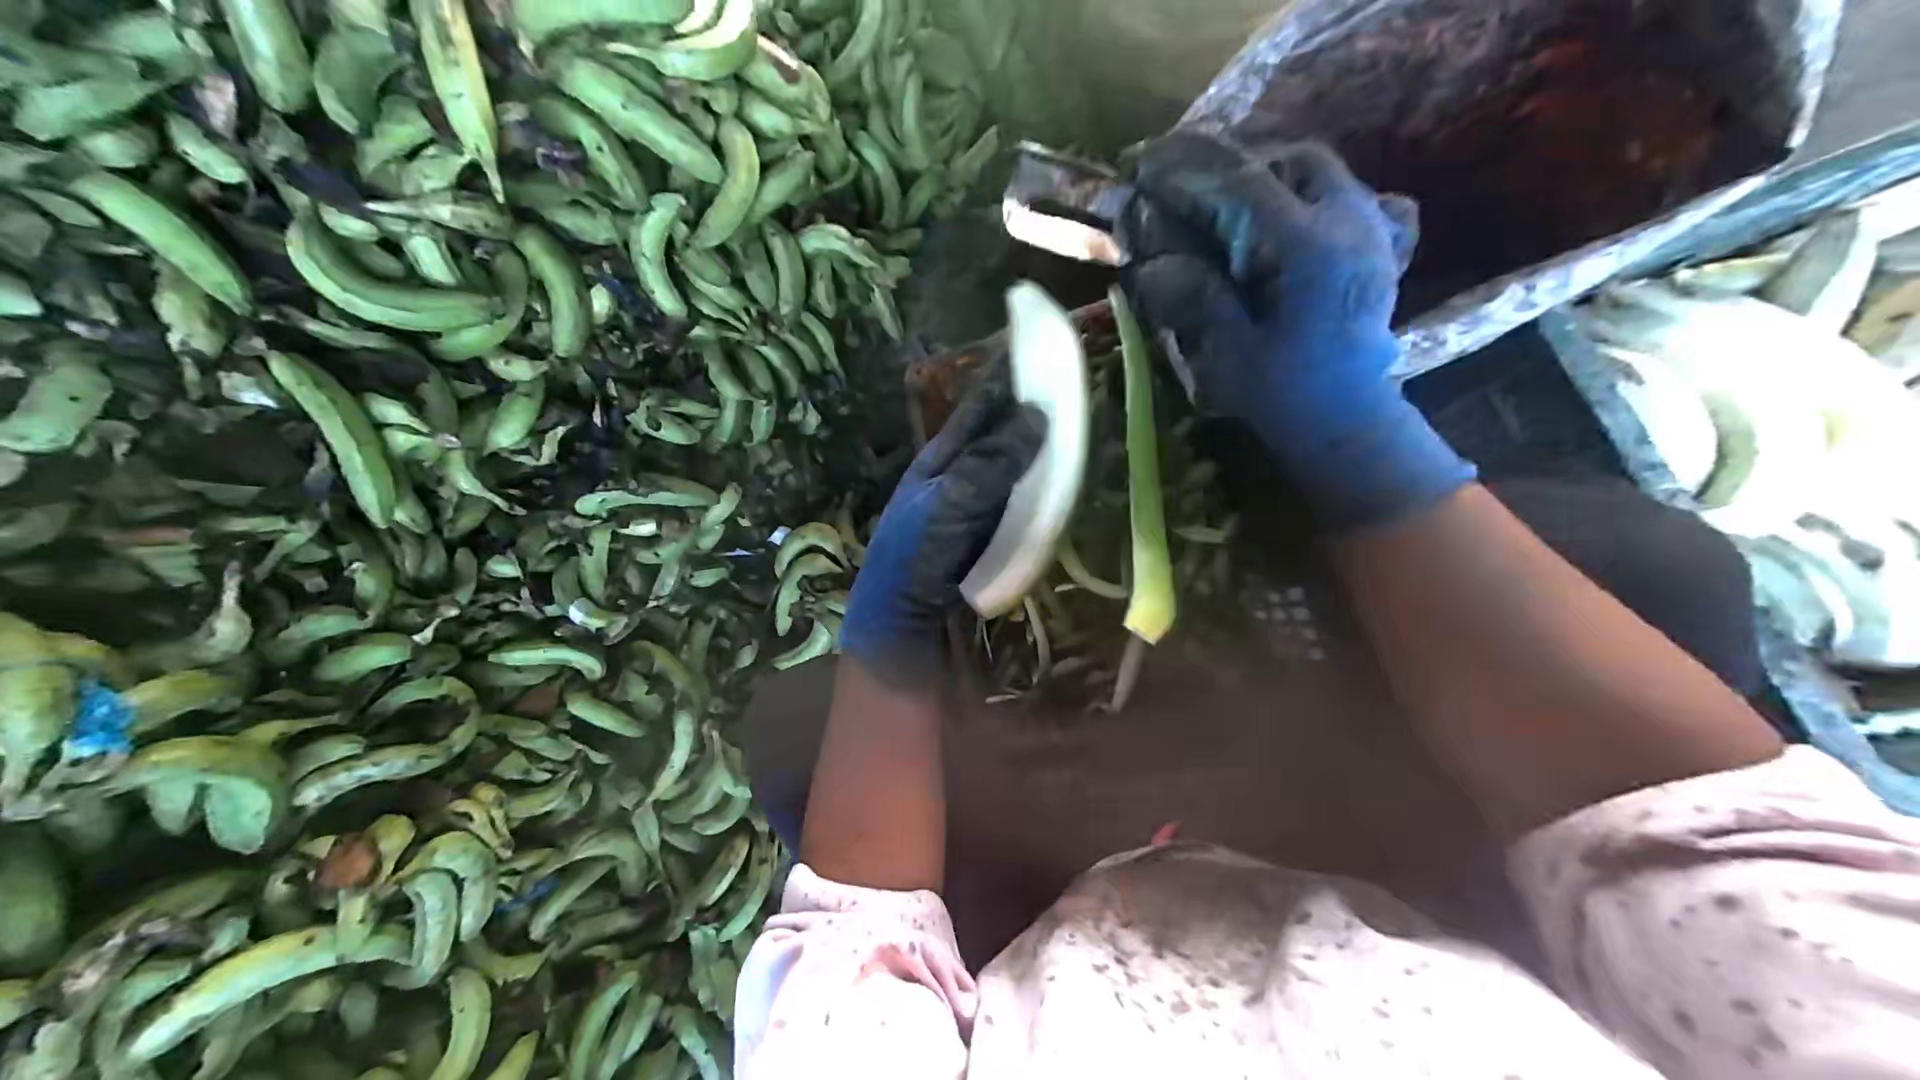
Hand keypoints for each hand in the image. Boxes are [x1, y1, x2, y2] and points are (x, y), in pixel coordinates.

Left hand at [841, 368, 1044, 687]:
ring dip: (1045, 451)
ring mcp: (980, 507)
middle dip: (1034, 413)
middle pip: (1003, 435)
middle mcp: (961, 474)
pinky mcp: (996, 537)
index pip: (981, 406)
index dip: (1008, 378)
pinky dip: (1046, 490)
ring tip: (1080, 428)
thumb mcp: (949, 501)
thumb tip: (1037, 415)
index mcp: (941, 456)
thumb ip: (991, 460)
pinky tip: (1068, 482)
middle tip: (1075, 390)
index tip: (1040, 349)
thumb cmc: (917, 555)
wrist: (907, 623)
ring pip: (1018, 467)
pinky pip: (1026, 503)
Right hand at [1120, 131, 1473, 528]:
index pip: (1242, 186)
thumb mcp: (1227, 356)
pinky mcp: (1378, 239)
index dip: (1187, 172)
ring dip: (1262, 173)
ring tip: (1221, 199)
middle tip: (1182, 185)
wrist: (1345, 416)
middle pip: (1284, 160)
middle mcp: (1348, 222)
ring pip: (1315, 168)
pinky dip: (1300, 191)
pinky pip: (1341, 191)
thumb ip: (1192, 299)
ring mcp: (1371, 226)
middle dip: (1227, 164)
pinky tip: (1276, 216)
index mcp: (1308, 252)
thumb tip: (1150, 262)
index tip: (1143, 166)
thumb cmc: (1282, 393)